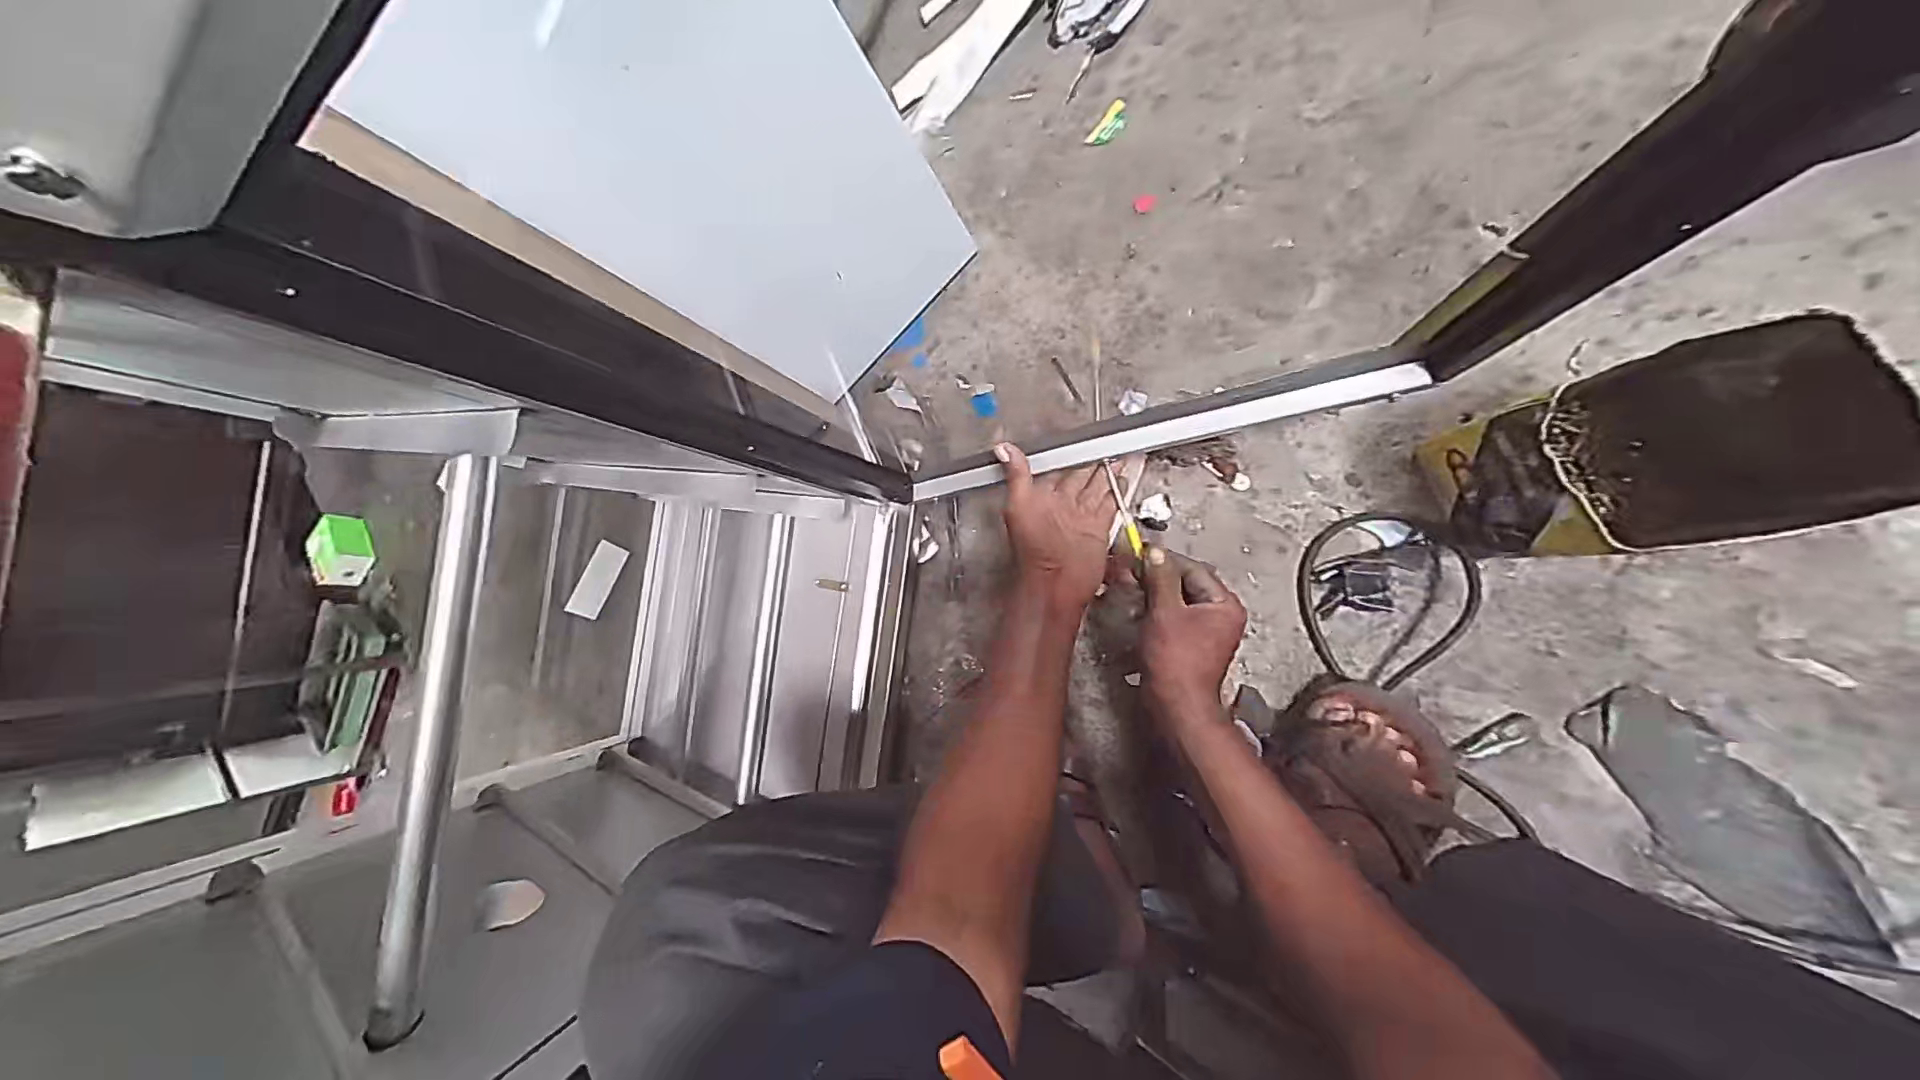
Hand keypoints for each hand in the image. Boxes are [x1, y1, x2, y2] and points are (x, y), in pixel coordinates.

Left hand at [997, 443, 1116, 608]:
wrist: (1054, 584)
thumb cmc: (1032, 552)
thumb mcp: (1018, 507)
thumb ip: (1016, 477)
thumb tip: (1002, 449)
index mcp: (1045, 497)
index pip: (1060, 470)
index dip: (1070, 455)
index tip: (1079, 441)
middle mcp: (1065, 505)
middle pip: (1082, 476)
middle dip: (1093, 461)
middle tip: (1105, 445)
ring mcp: (1082, 516)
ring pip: (1098, 487)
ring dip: (1108, 472)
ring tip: (1118, 457)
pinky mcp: (1098, 528)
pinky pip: (1111, 503)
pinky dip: (1118, 490)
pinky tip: (1123, 479)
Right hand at [1139, 545, 1246, 724]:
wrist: (1176, 705)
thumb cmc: (1177, 665)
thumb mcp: (1165, 611)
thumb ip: (1160, 578)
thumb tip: (1156, 553)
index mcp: (1224, 605)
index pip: (1193, 568)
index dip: (1164, 561)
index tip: (1141, 555)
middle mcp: (1220, 617)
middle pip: (1186, 583)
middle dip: (1158, 578)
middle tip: (1134, 573)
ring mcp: (1206, 632)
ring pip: (1177, 601)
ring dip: (1155, 595)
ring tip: (1135, 594)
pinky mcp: (1190, 644)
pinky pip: (1173, 618)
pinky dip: (1156, 612)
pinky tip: (1141, 614)